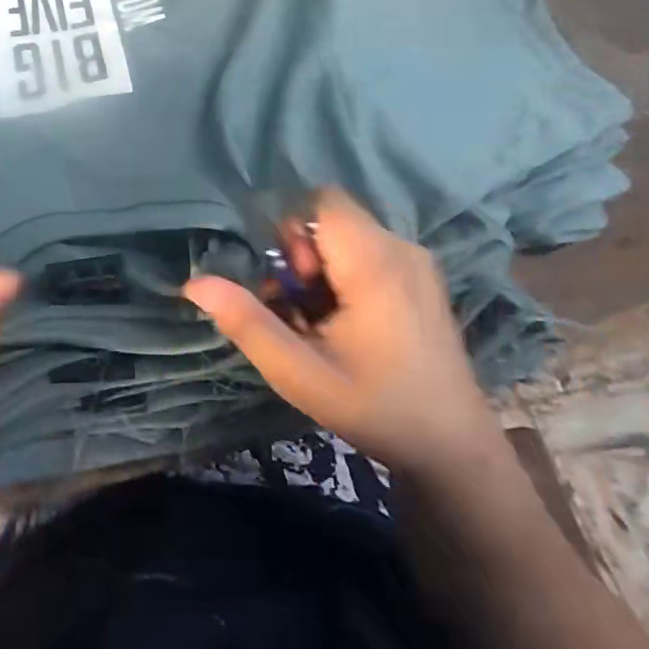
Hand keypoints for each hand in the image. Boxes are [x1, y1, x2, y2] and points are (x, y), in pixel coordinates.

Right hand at [184, 187, 501, 476]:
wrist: (453, 446)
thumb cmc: (376, 409)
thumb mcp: (300, 374)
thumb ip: (247, 323)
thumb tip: (195, 283)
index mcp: (375, 263)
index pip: (321, 201)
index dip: (292, 232)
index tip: (288, 281)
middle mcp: (402, 248)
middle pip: (332, 220)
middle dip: (302, 257)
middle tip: (300, 309)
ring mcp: (418, 262)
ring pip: (349, 237)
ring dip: (322, 269)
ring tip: (321, 321)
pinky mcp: (423, 277)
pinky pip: (370, 252)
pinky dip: (345, 276)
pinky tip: (348, 323)